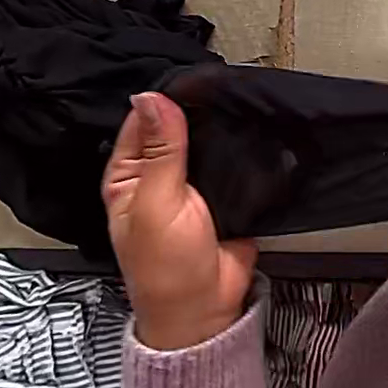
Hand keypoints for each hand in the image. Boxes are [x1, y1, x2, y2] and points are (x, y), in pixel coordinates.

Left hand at [102, 92, 257, 349]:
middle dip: (200, 110)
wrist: (207, 308)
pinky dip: (243, 148)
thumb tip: (152, 98)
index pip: (144, 122)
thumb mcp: (158, 203)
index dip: (168, 100)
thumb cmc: (166, 266)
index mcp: (130, 173)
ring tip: (246, 101)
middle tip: (229, 85)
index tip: (198, 79)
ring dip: (223, 128)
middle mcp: (160, 173)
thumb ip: (161, 150)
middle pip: (178, 128)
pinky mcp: (226, 191)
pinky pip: (233, 161)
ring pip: (208, 142)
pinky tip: (258, 129)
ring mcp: (195, 182)